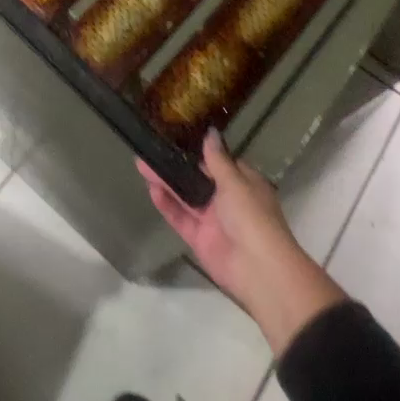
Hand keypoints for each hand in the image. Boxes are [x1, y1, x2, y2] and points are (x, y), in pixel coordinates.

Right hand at [138, 129, 346, 355]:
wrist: (258, 268)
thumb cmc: (252, 216)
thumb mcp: (235, 182)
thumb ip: (217, 159)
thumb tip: (211, 132)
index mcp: (244, 183)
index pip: (220, 163)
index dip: (200, 152)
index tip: (176, 138)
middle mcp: (228, 200)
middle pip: (198, 179)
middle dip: (176, 166)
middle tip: (151, 150)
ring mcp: (212, 219)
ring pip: (185, 197)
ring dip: (166, 182)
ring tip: (142, 165)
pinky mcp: (198, 238)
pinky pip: (180, 217)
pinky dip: (167, 205)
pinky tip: (151, 189)